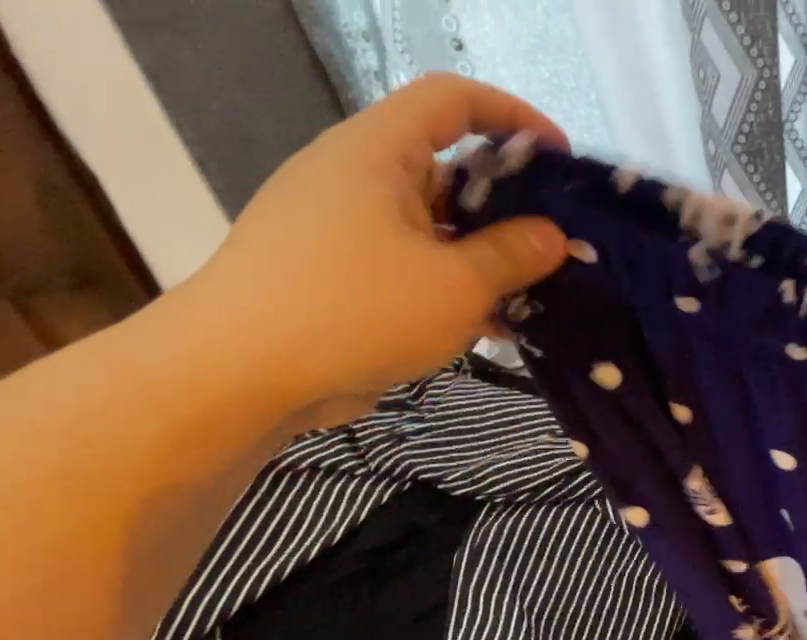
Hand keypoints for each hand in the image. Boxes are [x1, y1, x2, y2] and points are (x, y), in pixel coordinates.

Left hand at [178, 74, 569, 423]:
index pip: (452, 101)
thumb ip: (514, 255)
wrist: (241, 372)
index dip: (513, 116)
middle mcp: (359, 178)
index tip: (562, 158)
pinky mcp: (343, 273)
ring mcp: (347, 227)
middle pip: (450, 167)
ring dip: (492, 255)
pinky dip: (459, 286)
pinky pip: (417, 264)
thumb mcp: (456, 284)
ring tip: (543, 294)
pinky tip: (500, 325)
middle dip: (513, 204)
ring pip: (438, 226)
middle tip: (565, 244)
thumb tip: (553, 236)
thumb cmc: (356, 310)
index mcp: (378, 154)